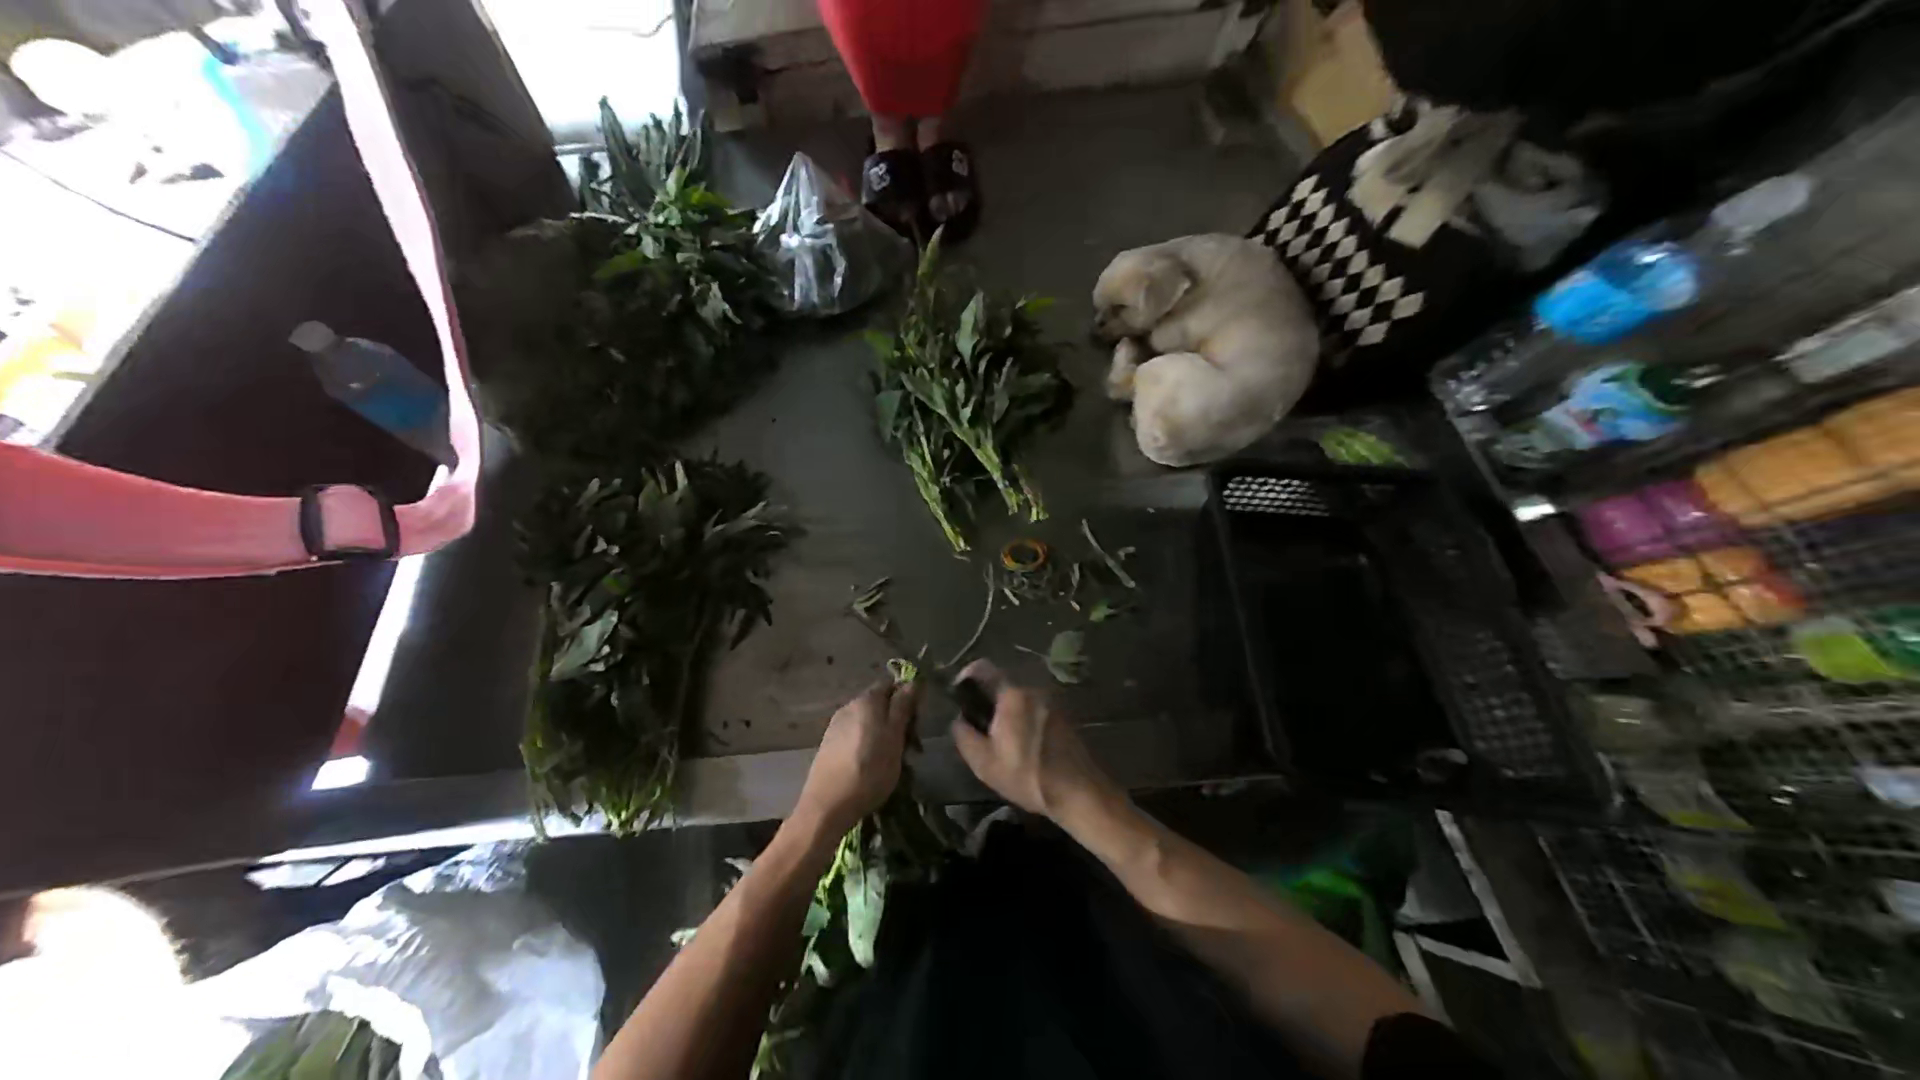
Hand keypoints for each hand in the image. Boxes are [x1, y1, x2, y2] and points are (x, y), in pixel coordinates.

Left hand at [795, 679, 918, 837]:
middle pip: (880, 703)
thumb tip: (913, 681)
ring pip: (869, 721)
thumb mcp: (895, 737)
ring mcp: (836, 725)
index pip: (892, 685)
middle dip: (898, 720)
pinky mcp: (830, 744)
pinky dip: (869, 744)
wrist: (827, 805)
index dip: (908, 699)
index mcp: (866, 700)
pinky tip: (872, 765)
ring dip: (885, 734)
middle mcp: (849, 706)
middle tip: (912, 747)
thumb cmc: (870, 769)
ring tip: (894, 760)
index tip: (918, 722)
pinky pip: (857, 735)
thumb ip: (903, 707)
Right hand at [948, 660, 1116, 818]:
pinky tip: (1023, 746)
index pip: (982, 668)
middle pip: (1001, 685)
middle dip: (987, 702)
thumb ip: (964, 735)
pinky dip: (1024, 720)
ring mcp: (1052, 701)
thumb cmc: (1027, 775)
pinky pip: (1035, 709)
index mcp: (1012, 694)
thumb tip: (959, 720)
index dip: (965, 677)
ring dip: (1007, 713)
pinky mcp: (1064, 716)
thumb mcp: (984, 763)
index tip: (959, 697)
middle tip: (978, 727)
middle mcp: (1033, 690)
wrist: (1079, 792)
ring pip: (1019, 699)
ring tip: (1000, 741)